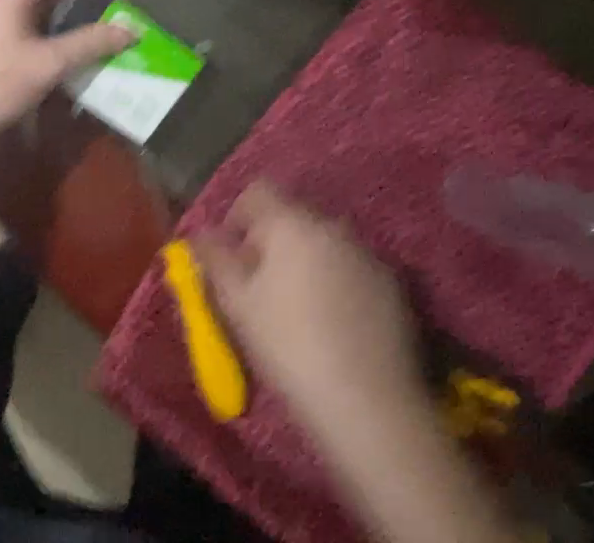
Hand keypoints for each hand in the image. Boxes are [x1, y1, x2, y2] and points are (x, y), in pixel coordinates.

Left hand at [0, 0, 135, 153]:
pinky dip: (63, 35)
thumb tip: (132, 30)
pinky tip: (80, 54)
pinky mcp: (1, 43)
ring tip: (107, 35)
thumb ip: (91, 43)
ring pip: (48, 7)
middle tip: (120, 15)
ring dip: (79, 18)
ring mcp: (2, 21)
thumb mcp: (49, 64)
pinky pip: (39, 28)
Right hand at [194, 184, 419, 417]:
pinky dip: (336, 282)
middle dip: (270, 242)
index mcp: (292, 224)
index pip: (258, 192)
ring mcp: (369, 255)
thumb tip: (199, 234)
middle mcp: (333, 227)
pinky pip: (352, 269)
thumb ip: (214, 259)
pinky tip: (331, 323)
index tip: (229, 254)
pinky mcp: (394, 287)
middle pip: (292, 217)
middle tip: (257, 285)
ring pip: (324, 244)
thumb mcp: (236, 303)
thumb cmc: (288, 344)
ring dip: (304, 261)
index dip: (236, 217)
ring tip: (295, 307)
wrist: (367, 402)